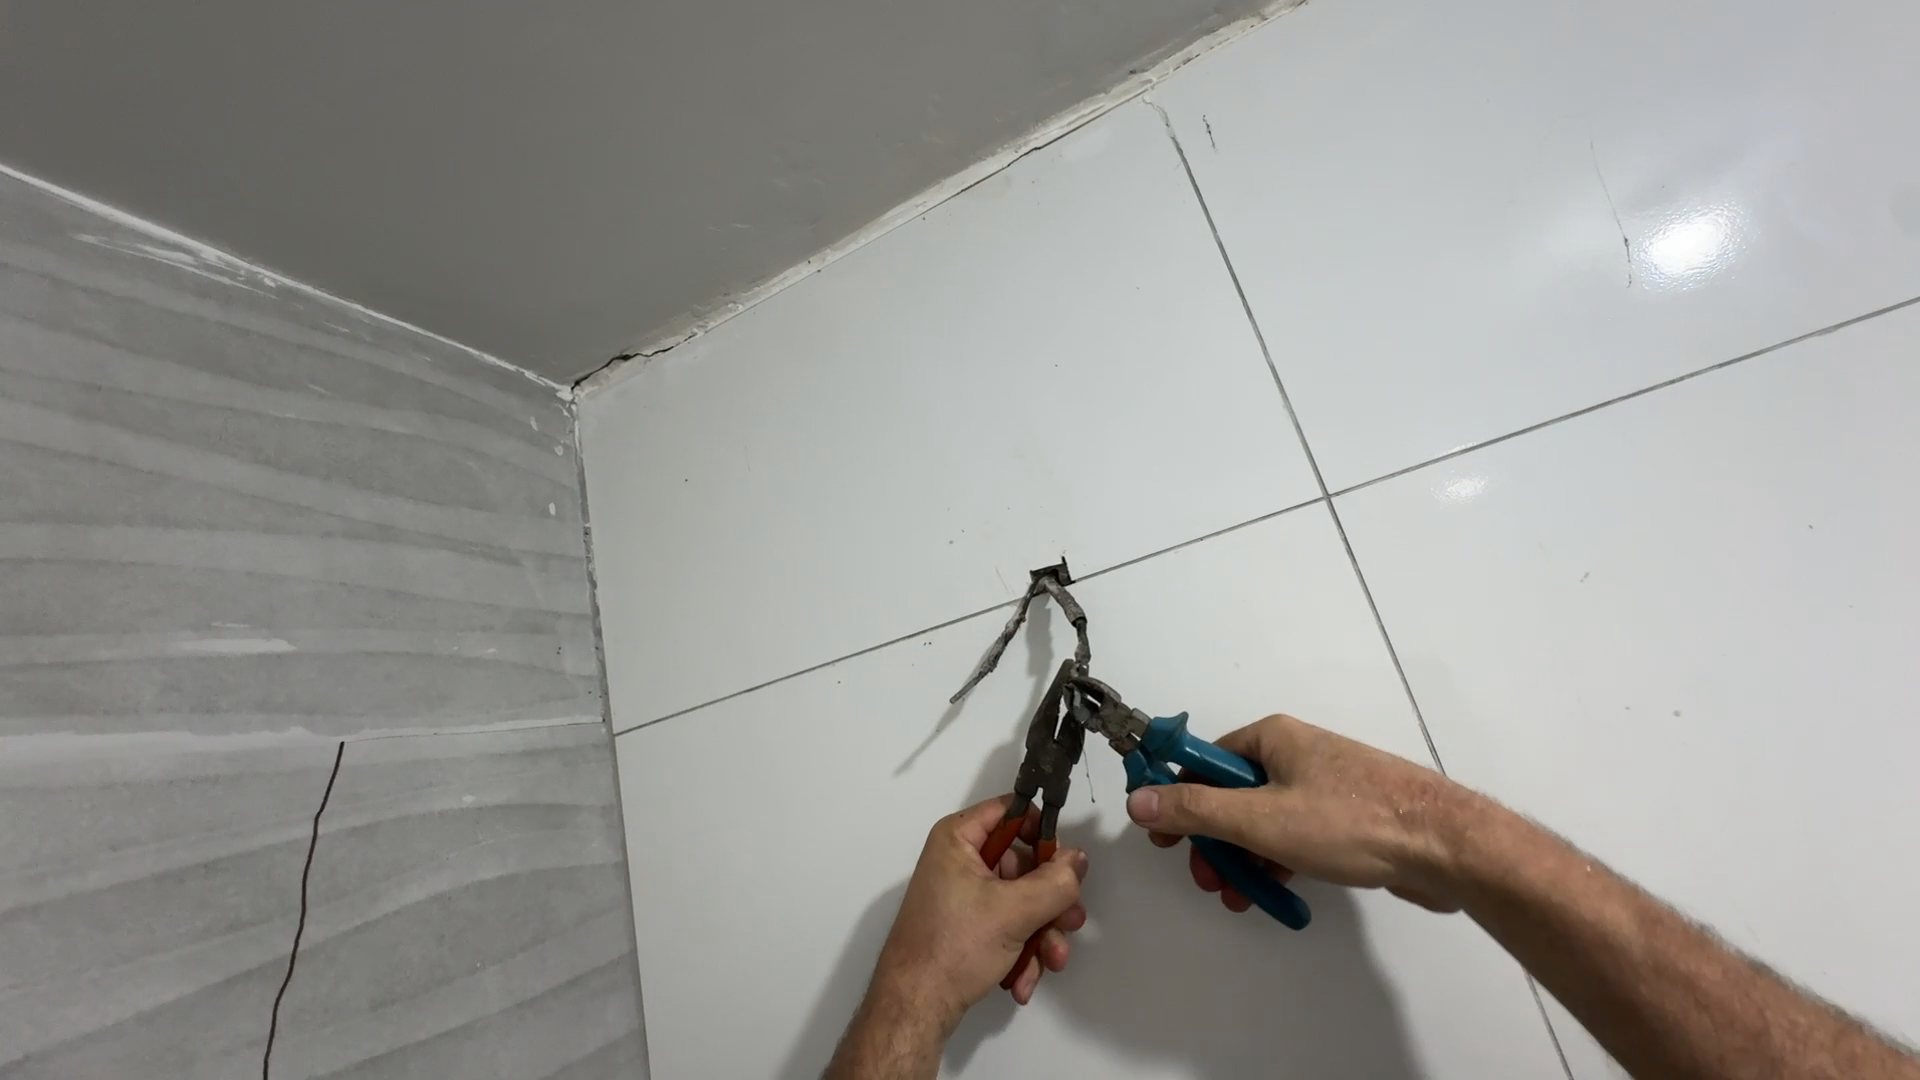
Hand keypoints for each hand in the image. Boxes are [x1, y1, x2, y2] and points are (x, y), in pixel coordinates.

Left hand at [872, 795, 1088, 1027]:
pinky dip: (1021, 952)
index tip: (1063, 863)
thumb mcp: (1013, 911)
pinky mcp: (968, 927)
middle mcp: (960, 860)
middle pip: (1023, 863)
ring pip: (1020, 901)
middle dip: (1050, 902)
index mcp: (959, 838)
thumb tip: (1078, 859)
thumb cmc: (954, 947)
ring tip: (1050, 962)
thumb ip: (1055, 882)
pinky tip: (1022, 982)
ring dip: (1041, 934)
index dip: (1040, 831)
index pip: (1010, 811)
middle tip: (1069, 922)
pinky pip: (1007, 926)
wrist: (914, 1009)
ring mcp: (964, 895)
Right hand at [1124, 714, 1470, 912]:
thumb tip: (1135, 799)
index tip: (1162, 837)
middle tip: (1205, 878)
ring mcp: (1322, 785)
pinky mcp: (1347, 817)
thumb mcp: (1259, 818)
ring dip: (1242, 857)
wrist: (1449, 848)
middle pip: (1230, 794)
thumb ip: (1194, 810)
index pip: (1202, 762)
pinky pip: (1294, 834)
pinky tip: (1273, 893)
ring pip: (1262, 819)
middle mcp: (1293, 754)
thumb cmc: (1347, 822)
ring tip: (1237, 896)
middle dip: (1212, 839)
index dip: (1175, 797)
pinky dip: (1277, 860)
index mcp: (1269, 738)